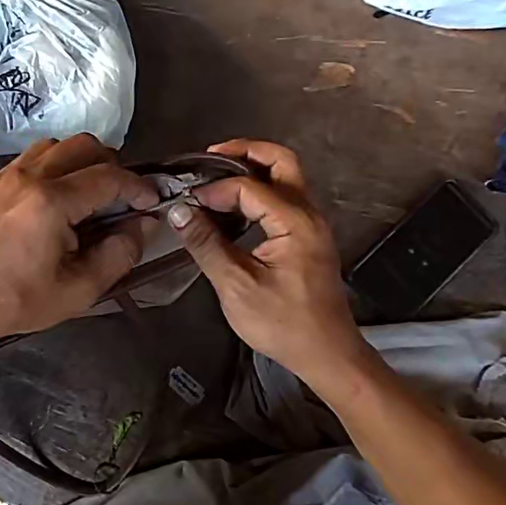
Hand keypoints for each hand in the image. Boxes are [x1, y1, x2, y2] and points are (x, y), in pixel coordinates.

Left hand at [0, 134, 158, 354]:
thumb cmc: (15, 302)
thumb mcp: (78, 290)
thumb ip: (120, 253)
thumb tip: (146, 223)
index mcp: (50, 202)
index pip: (108, 177)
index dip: (138, 186)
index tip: (152, 200)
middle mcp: (28, 176)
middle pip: (85, 146)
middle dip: (112, 166)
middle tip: (121, 198)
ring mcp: (5, 174)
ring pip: (58, 146)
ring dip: (82, 162)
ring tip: (89, 196)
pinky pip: (33, 158)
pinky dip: (56, 167)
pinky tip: (57, 199)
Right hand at [168, 140, 370, 385]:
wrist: (326, 353)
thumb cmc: (283, 323)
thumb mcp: (236, 286)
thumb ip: (206, 244)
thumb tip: (178, 211)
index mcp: (295, 222)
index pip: (248, 187)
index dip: (214, 190)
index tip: (187, 203)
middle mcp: (308, 214)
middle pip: (282, 161)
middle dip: (245, 151)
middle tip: (209, 157)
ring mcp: (312, 225)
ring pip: (286, 177)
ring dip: (253, 168)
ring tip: (217, 177)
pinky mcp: (308, 238)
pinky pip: (284, 197)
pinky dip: (259, 190)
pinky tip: (234, 206)